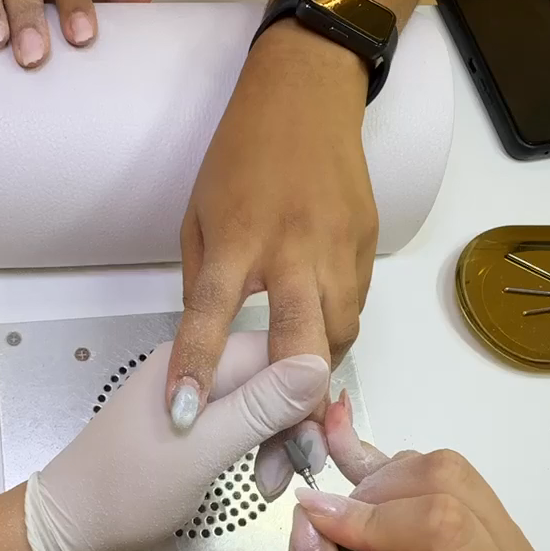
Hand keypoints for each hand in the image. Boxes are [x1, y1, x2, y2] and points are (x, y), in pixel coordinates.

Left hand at [24, 331, 328, 550]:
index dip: (308, 392)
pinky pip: (234, 420)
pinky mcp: (183, 420)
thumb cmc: (130, 488)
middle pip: (268, 374)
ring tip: (269, 484)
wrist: (69, 522)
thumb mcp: (202, 450)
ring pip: (255, 401)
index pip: (276, 349)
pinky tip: (256, 476)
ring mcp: (185, 392)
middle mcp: (191, 364)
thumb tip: (318, 362)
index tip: (316, 442)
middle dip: (293, 420)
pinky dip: (253, 447)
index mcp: (192, 357)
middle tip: (297, 469)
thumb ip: (259, 407)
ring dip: (275, 438)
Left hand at [167, 25, 376, 500]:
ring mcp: (338, 249)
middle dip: (293, 405)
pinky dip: (334, 341)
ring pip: (337, 337)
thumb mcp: (198, 217)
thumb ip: (205, 284)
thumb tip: (207, 347)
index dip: (194, 370)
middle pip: (300, 342)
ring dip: (317, 380)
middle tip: (284, 457)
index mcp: (237, 240)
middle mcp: (292, 250)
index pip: (210, 316)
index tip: (180, 420)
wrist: (309, 93)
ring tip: (299, 415)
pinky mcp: (368, 249)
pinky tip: (317, 357)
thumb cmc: (237, 158)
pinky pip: (353, 312)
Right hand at [283, 393, 542, 550]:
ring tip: (353, 524)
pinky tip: (346, 454)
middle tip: (336, 533)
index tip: (316, 521)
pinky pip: (435, 465)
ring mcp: (504, 533)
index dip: (371, 515)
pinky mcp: (483, 512)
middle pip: (443, 481)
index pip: (442, 525)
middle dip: (372, 495)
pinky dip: (385, 462)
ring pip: (441, 466)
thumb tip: (311, 519)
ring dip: (380, 483)